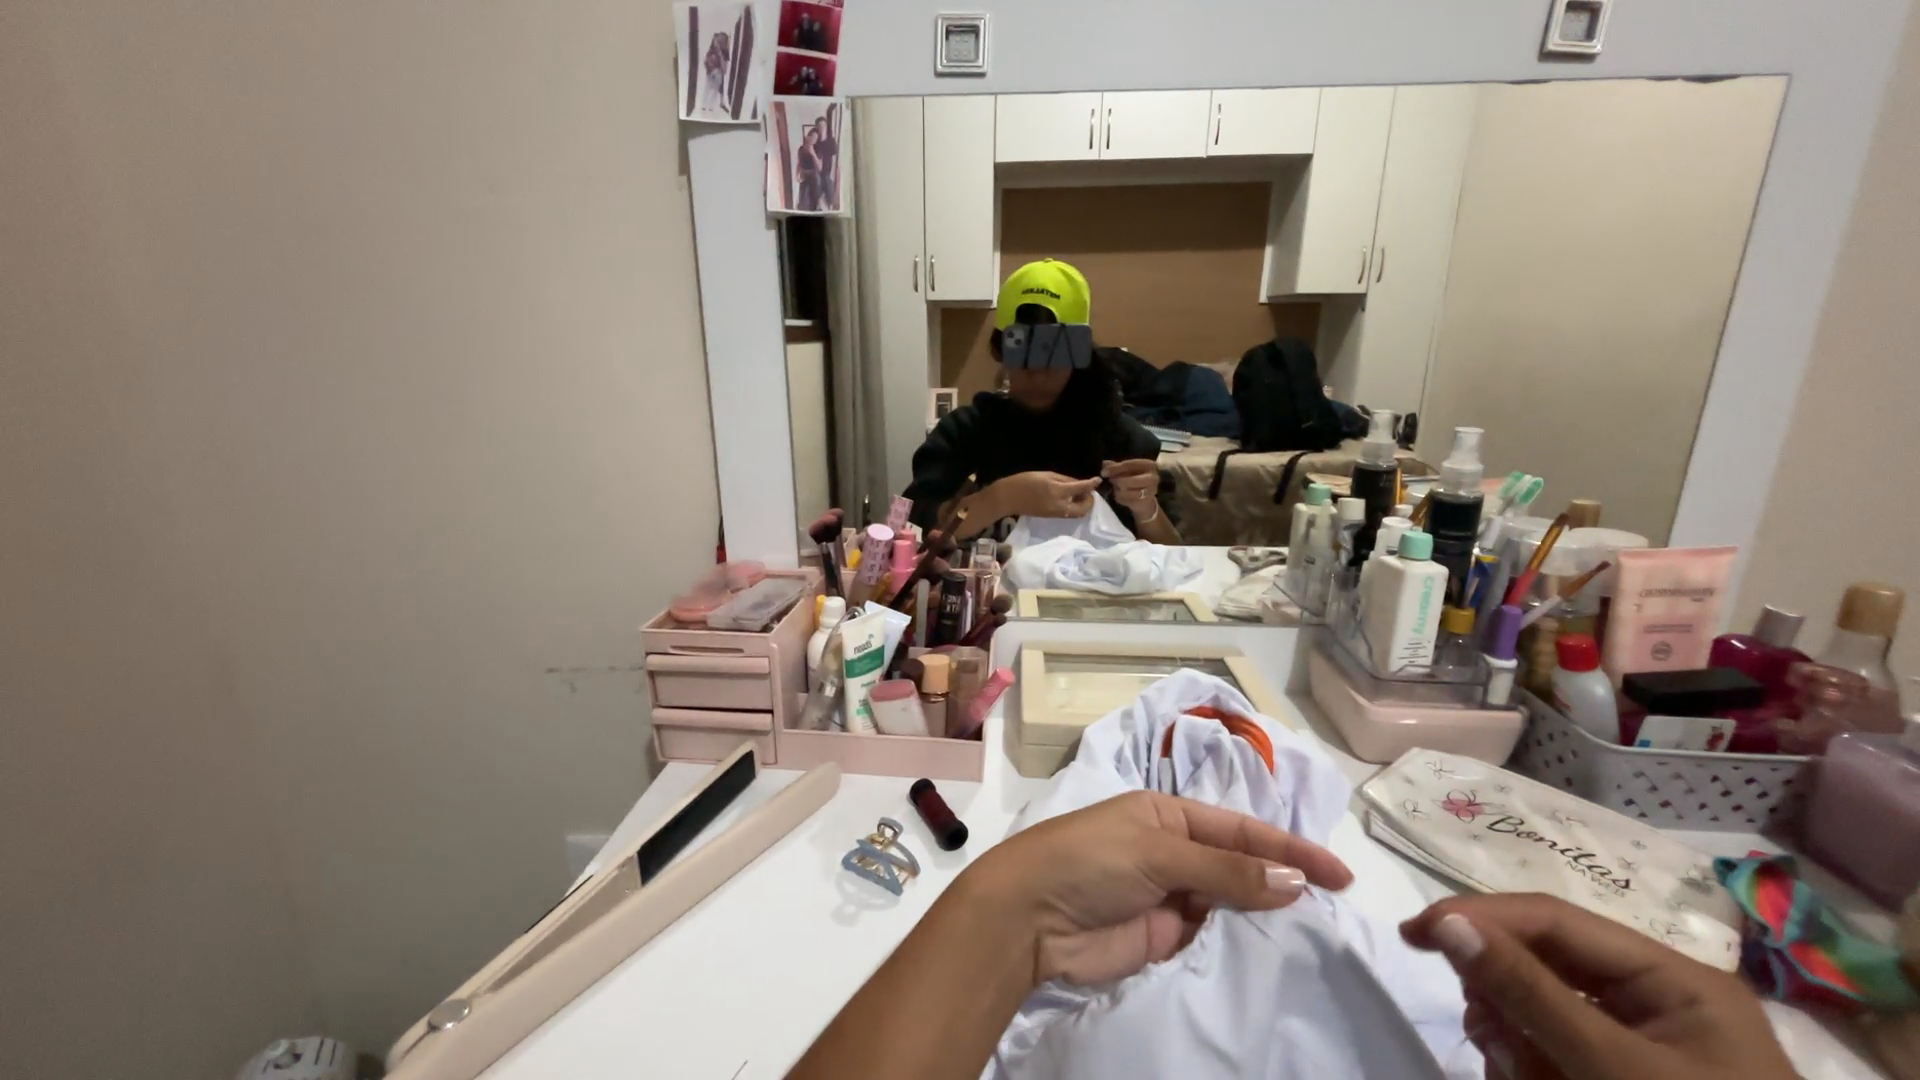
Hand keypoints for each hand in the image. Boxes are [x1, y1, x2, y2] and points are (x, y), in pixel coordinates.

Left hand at [964, 792, 1351, 986]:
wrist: (1030, 916)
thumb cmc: (1089, 861)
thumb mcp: (1158, 852)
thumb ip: (1226, 869)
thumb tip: (1294, 880)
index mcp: (1168, 813)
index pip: (1240, 829)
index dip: (1289, 848)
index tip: (1339, 873)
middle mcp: (1172, 850)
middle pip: (1239, 865)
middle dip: (1281, 880)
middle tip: (1336, 906)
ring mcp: (1168, 895)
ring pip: (1229, 903)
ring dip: (1263, 913)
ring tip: (1313, 929)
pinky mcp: (1162, 937)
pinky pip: (1210, 936)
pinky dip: (1237, 942)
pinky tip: (1270, 950)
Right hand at [990, 471, 1100, 518]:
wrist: (1008, 498)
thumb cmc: (1025, 481)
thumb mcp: (1046, 475)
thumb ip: (1064, 479)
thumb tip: (1078, 483)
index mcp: (1057, 491)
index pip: (1081, 489)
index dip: (1091, 484)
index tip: (1098, 480)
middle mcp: (1060, 505)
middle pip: (1084, 509)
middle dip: (1090, 500)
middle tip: (1088, 490)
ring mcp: (1056, 513)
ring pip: (1077, 513)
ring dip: (1083, 505)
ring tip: (1080, 494)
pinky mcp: (1052, 517)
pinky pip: (1069, 514)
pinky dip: (1074, 507)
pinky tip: (1070, 499)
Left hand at [1101, 459, 1160, 514]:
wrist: (1146, 499)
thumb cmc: (1136, 480)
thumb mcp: (1128, 470)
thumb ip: (1116, 466)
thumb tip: (1104, 463)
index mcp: (1149, 465)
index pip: (1128, 465)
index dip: (1114, 468)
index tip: (1103, 472)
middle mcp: (1153, 477)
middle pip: (1127, 480)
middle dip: (1116, 481)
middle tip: (1111, 480)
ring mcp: (1150, 491)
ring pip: (1125, 491)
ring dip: (1117, 490)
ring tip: (1117, 488)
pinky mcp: (1145, 501)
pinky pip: (1125, 500)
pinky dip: (1119, 498)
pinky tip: (1121, 496)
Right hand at [1401, 894, 1794, 1079]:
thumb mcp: (1614, 1072)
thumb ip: (1529, 993)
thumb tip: (1445, 922)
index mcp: (1674, 977)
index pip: (1553, 917)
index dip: (1478, 917)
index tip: (1413, 935)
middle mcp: (1660, 997)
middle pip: (1545, 960)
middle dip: (1501, 993)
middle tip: (1481, 1033)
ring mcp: (1645, 1042)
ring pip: (1541, 1006)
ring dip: (1512, 1036)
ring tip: (1516, 1073)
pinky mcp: (1624, 1075)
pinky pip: (1554, 1045)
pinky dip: (1528, 1062)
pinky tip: (1525, 1079)